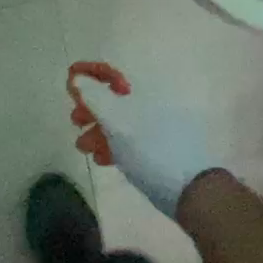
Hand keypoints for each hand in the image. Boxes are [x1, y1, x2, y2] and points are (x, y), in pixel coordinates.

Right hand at [69, 63, 220, 217]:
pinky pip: (130, 140)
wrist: (192, 189)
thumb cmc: (152, 152)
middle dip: (90, 109)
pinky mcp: (157, 148)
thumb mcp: (119, 124)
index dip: (90, 75)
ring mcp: (156, 127)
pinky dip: (113, 146)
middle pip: (114, 98)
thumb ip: (95, 100)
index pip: (113, 73)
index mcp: (145, 92)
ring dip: (98, 132)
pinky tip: (103, 160)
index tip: (71, 87)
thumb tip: (77, 78)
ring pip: (120, 122)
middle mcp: (151, 104)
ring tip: (85, 147)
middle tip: (77, 122)